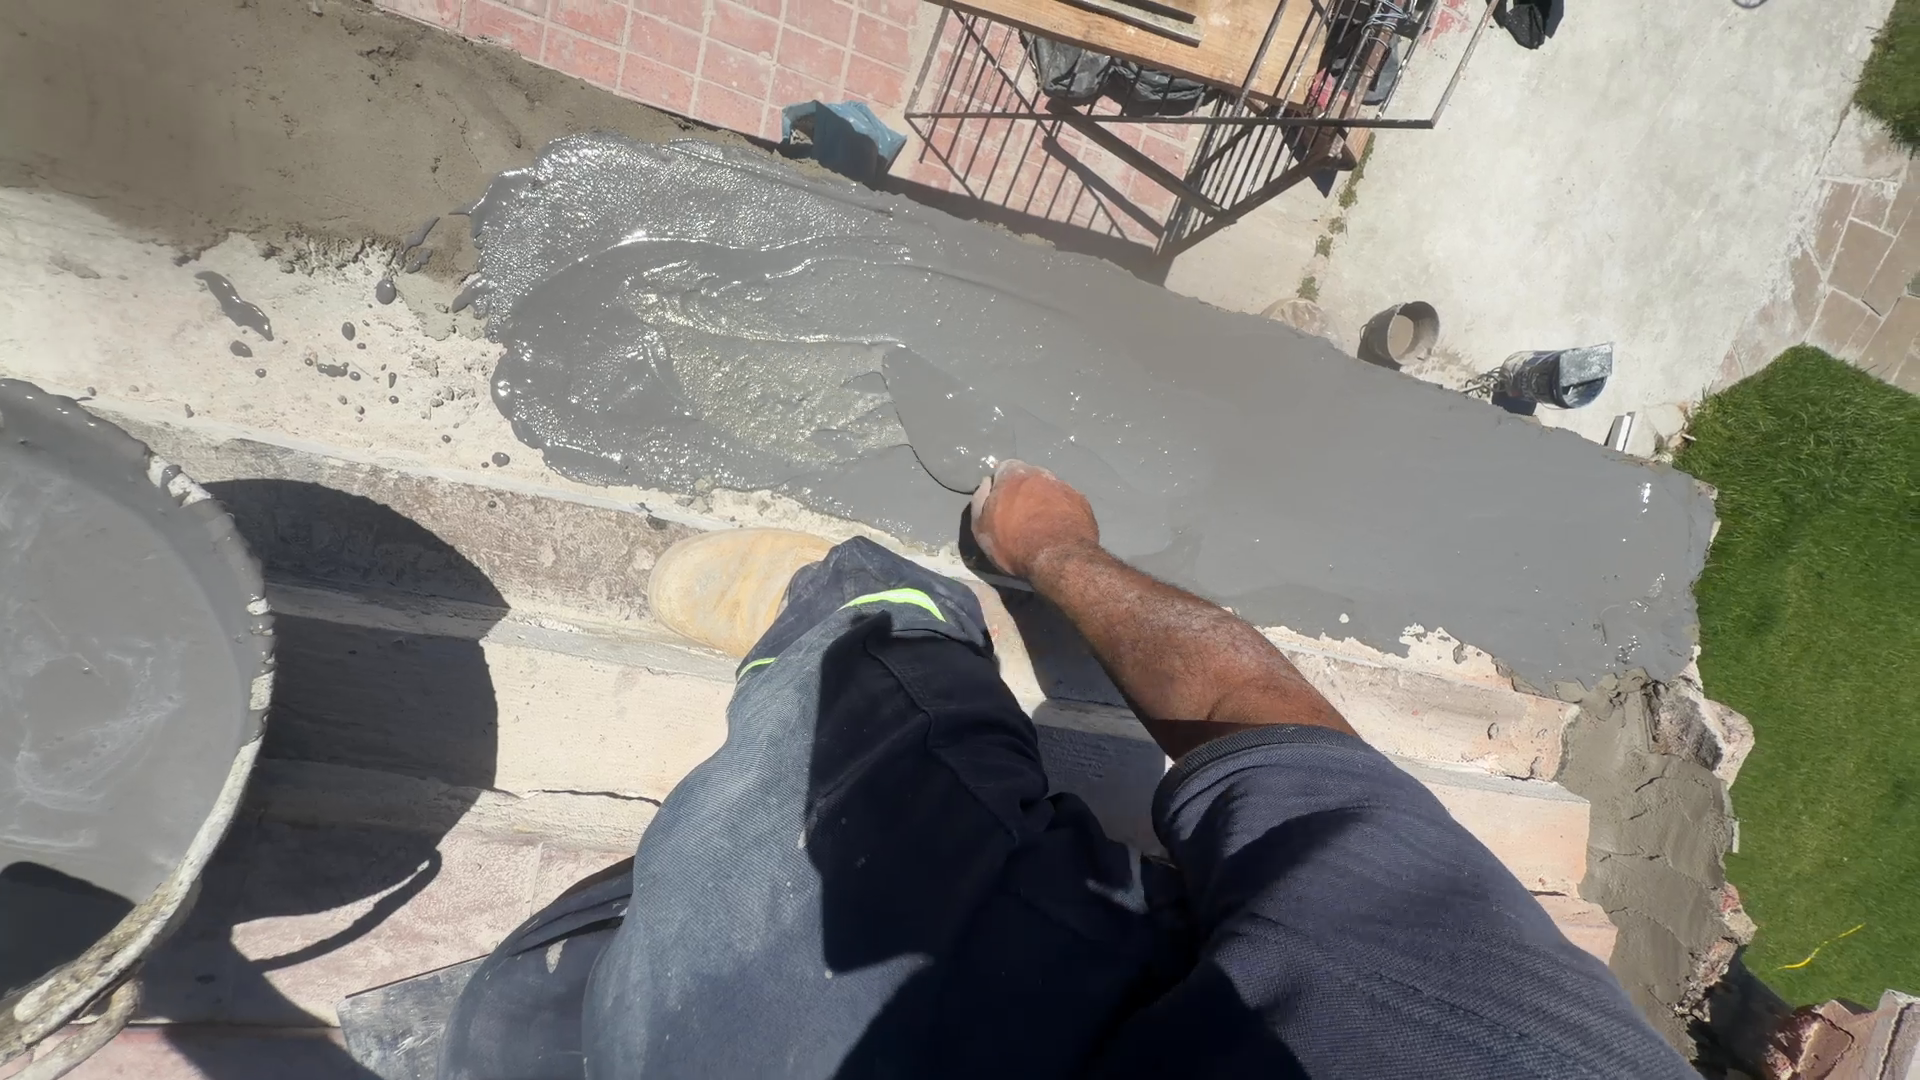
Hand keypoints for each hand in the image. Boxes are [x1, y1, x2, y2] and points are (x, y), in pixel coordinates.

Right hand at [969, 460, 1099, 578]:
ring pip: (1049, 488)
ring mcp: (1064, 486)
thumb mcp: (981, 527)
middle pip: (1029, 477)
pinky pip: (1067, 502)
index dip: (1001, 486)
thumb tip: (987, 483)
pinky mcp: (1082, 502)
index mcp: (1013, 475)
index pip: (1003, 469)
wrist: (1059, 559)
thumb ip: (980, 500)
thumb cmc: (1014, 544)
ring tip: (1041, 525)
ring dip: (1044, 500)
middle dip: (1024, 491)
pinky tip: (1058, 529)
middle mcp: (1040, 473)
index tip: (1000, 504)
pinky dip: (1061, 511)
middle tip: (1020, 516)